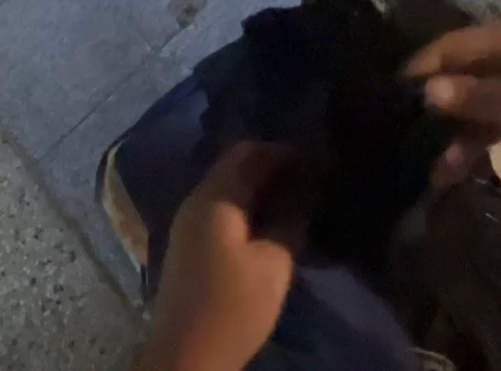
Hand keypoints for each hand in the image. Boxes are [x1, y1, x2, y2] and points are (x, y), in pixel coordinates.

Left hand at [135, 141, 308, 370]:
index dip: (284, 152)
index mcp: (215, 196)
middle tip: (308, 181)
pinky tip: (268, 223)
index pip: (250, 151)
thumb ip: (291, 218)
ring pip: (228, 186)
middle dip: (272, 167)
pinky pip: (221, 206)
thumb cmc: (232, 307)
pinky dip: (246, 206)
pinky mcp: (189, 241)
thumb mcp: (273, 264)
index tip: (315, 163)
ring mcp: (188, 220)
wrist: (184, 356)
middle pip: (235, 165)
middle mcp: (196, 198)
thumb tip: (307, 185)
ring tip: (294, 201)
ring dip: (259, 187)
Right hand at [404, 19, 500, 171]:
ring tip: (433, 170)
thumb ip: (477, 96)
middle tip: (404, 134)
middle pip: (461, 76)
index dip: (423, 65)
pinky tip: (456, 170)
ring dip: (452, 134)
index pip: (454, 45)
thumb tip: (425, 91)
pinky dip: (474, 145)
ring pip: (474, 107)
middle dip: (434, 105)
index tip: (393, 92)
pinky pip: (492, 127)